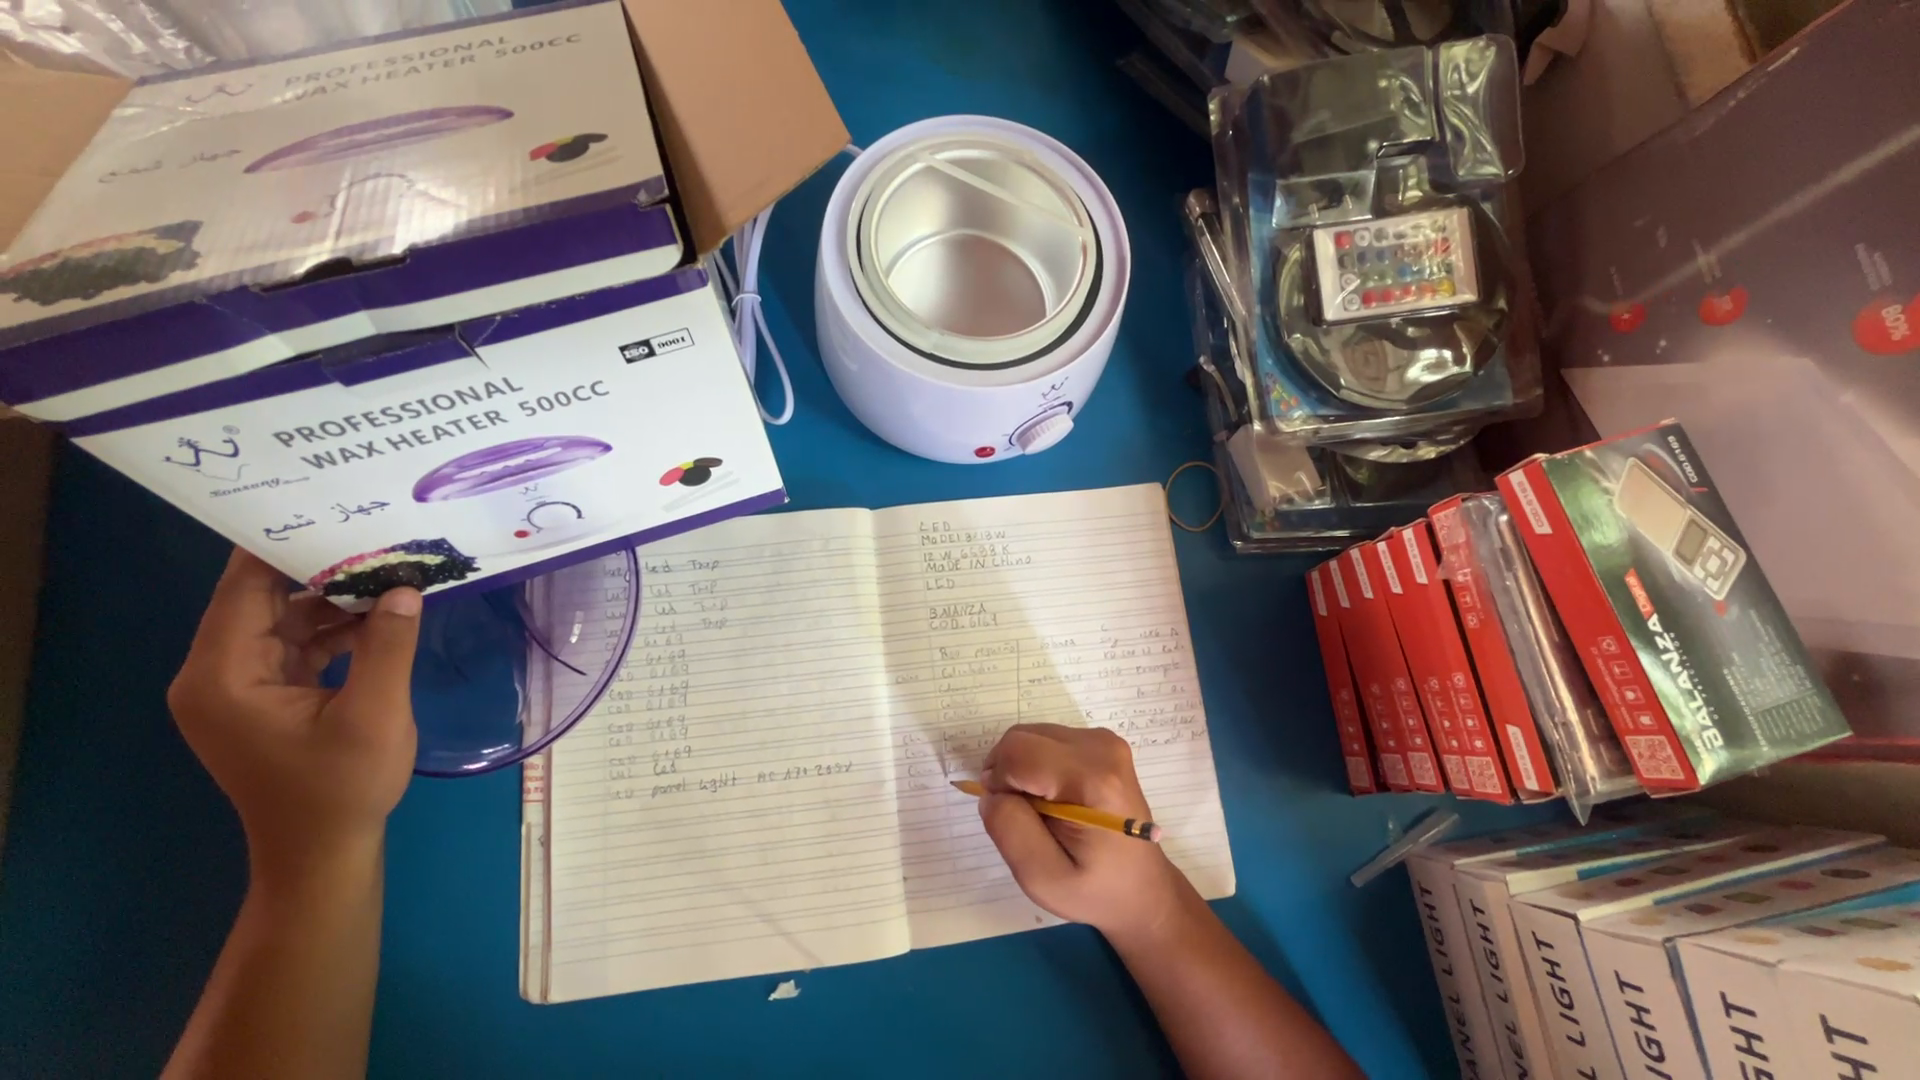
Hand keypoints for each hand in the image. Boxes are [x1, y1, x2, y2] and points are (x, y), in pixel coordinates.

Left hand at [167, 549, 421, 886]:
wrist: (322, 852)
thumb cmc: (341, 787)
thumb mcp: (374, 713)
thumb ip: (387, 645)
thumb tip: (405, 587)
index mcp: (222, 675)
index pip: (242, 589)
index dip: (283, 547)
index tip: (333, 511)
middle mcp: (215, 674)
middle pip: (261, 600)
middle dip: (319, 570)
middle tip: (376, 536)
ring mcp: (237, 687)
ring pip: (282, 621)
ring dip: (334, 601)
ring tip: (390, 572)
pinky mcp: (263, 698)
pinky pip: (294, 646)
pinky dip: (334, 630)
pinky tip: (380, 618)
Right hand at [976, 723, 1191, 940]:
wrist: (1141, 888)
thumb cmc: (1094, 889)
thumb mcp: (1041, 877)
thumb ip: (1009, 829)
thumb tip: (992, 790)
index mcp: (1093, 780)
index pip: (1018, 752)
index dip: (999, 782)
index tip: (1010, 816)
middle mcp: (1102, 748)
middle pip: (1022, 738)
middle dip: (1007, 773)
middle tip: (1021, 815)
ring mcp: (1105, 741)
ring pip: (1031, 736)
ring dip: (1021, 769)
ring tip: (1040, 809)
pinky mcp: (1102, 742)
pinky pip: (1046, 740)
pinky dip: (1036, 765)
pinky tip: (1053, 797)